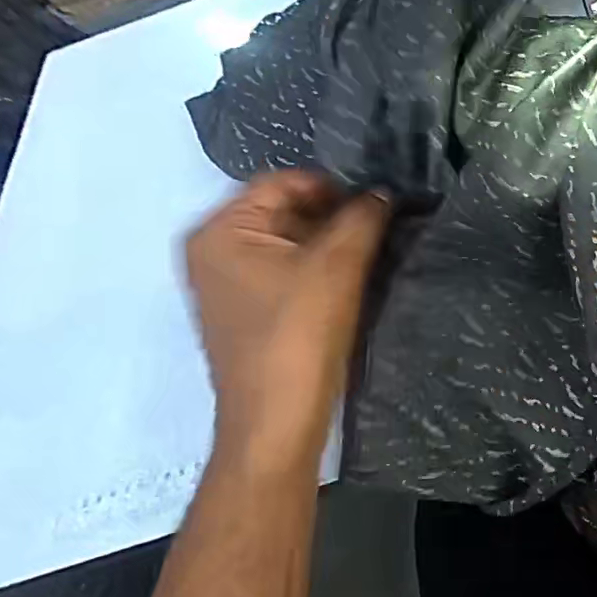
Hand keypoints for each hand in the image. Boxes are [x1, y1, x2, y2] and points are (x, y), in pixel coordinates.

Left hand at [185, 171, 390, 470]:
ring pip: (290, 242)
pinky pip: (287, 270)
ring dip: (332, 243)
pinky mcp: (248, 309)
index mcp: (220, 231)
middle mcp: (213, 250)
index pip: (282, 183)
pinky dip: (320, 268)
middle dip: (335, 216)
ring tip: (373, 254)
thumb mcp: (338, 265)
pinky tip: (352, 282)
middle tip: (382, 228)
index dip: (334, 187)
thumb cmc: (300, 331)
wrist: (278, 413)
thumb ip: (363, 218)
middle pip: (284, 211)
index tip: (380, 204)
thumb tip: (383, 193)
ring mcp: (227, 282)